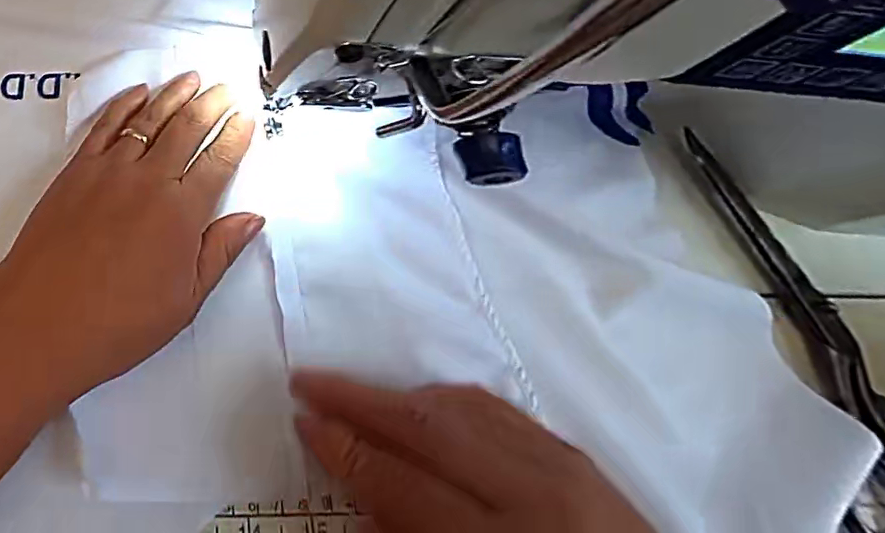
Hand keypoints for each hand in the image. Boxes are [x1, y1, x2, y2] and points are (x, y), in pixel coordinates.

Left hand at [0, 72, 262, 403]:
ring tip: (190, 79)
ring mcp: (110, 170)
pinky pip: (106, 126)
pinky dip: (124, 104)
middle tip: (225, 88)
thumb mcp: (184, 299)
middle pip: (188, 128)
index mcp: (180, 213)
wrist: (43, 319)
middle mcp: (147, 181)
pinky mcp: (77, 169)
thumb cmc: (112, 320)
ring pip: (149, 119)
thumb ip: (219, 251)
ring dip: (173, 95)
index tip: (245, 118)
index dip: (236, 136)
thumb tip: (249, 221)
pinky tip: (137, 93)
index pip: (219, 161)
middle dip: (211, 104)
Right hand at [292, 372, 652, 532]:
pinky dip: (447, 400)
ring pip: (460, 408)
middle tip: (307, 381)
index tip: (304, 422)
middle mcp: (538, 498)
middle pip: (425, 426)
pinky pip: (497, 409)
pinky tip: (422, 402)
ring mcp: (565, 470)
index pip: (404, 483)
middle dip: (357, 399)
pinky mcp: (579, 458)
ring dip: (398, 396)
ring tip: (356, 394)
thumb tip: (360, 504)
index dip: (346, 451)